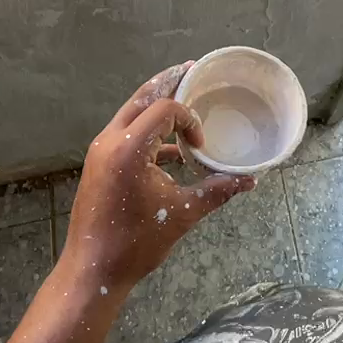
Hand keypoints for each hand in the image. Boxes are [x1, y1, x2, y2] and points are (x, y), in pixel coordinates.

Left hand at [61, 63, 255, 295]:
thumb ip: (217, 191)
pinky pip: (125, 131)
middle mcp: (110, 140)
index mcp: (129, 148)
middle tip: (191, 68)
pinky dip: (147, 128)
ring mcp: (100, 150)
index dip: (189, 119)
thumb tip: (251, 180)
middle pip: (143, 96)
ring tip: (182, 96)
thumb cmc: (135, 244)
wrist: (91, 273)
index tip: (201, 144)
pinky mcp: (98, 162)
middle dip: (168, 81)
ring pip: (131, 112)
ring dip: (156, 103)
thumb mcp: (182, 215)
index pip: (164, 109)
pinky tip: (170, 148)